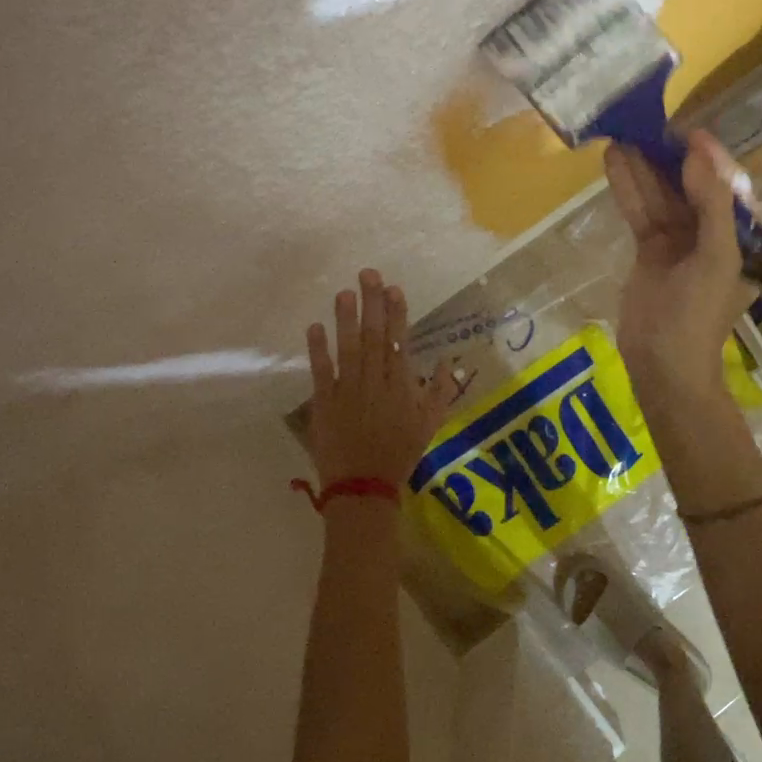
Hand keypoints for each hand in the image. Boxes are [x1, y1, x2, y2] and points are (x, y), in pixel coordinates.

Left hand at [305, 269, 457, 487]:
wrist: (364, 487)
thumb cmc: (399, 454)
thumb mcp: (429, 425)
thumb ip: (439, 392)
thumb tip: (446, 360)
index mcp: (401, 386)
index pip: (399, 341)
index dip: (396, 313)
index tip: (393, 288)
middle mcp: (375, 382)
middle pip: (374, 336)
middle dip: (371, 303)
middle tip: (367, 274)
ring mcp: (348, 391)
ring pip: (349, 348)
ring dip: (346, 319)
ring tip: (343, 293)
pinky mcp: (324, 402)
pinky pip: (321, 372)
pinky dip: (318, 350)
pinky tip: (315, 326)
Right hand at [604, 130, 754, 407]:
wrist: (664, 366)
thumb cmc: (697, 316)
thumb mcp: (715, 259)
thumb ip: (710, 205)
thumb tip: (697, 155)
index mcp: (735, 235)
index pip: (723, 185)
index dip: (707, 158)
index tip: (685, 132)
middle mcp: (707, 233)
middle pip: (687, 185)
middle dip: (668, 157)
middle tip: (645, 124)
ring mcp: (676, 242)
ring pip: (660, 195)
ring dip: (642, 167)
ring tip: (621, 134)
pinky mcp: (648, 251)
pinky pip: (639, 212)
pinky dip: (627, 189)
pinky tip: (613, 162)